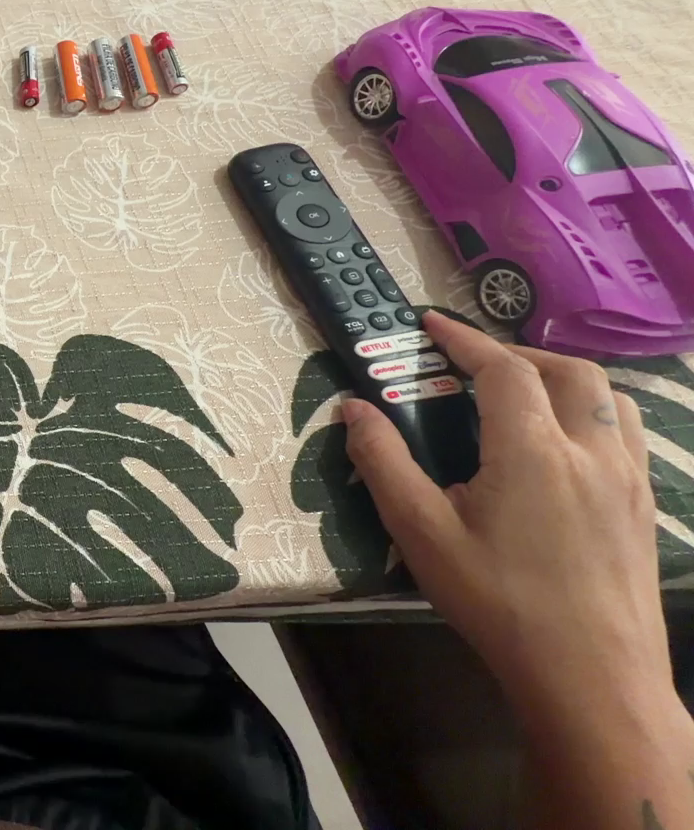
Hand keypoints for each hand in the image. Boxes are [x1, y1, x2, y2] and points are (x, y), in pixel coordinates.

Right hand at [340, 311, 667, 720]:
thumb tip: (353, 408)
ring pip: (609, 401)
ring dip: (559, 378)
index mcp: (533, 454)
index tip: (430, 323)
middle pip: (571, 373)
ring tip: (513, 390)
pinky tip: (555, 439)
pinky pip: (624, 435)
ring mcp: (628, 482)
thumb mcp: (417, 528)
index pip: (504, 373)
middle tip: (468, 358)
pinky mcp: (642, 508)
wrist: (589, 673)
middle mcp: (592, 455)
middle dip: (516, 352)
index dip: (465, 340)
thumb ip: (382, 460)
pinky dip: (588, 412)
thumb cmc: (493, 596)